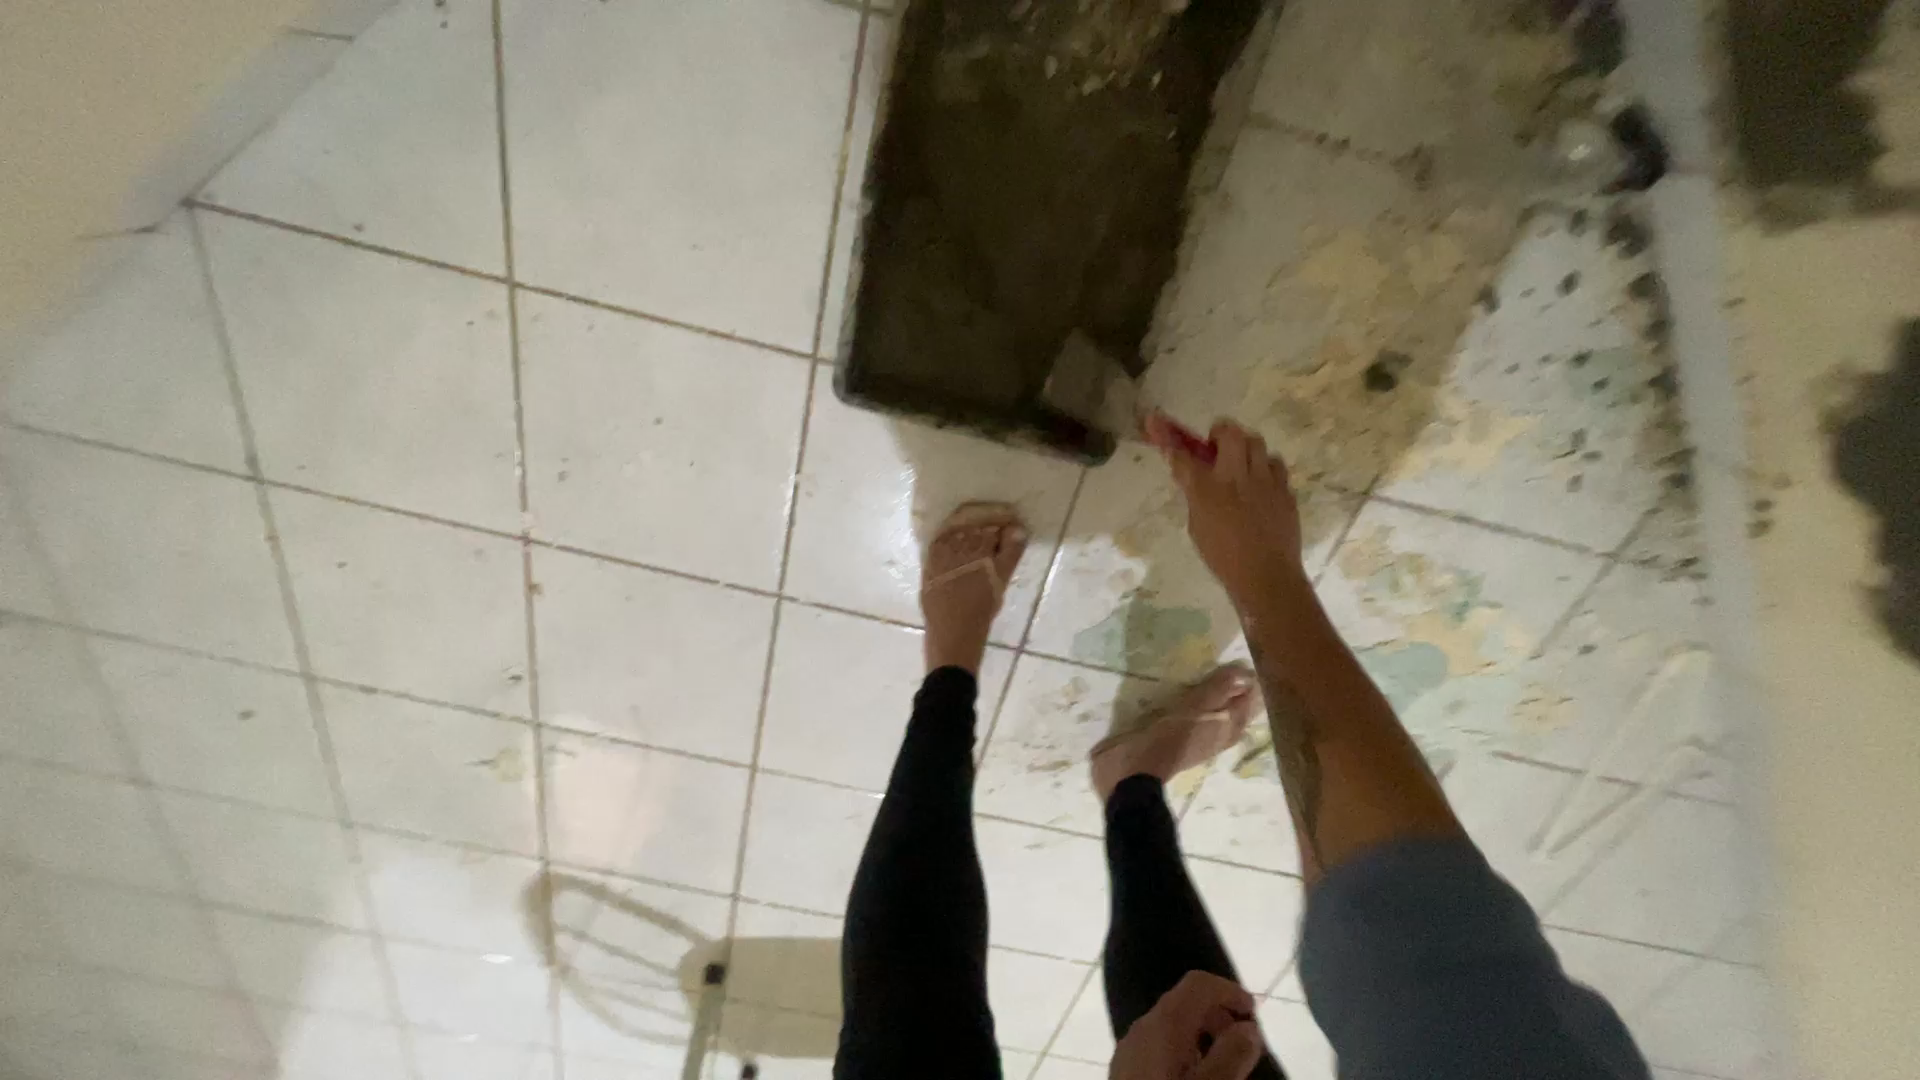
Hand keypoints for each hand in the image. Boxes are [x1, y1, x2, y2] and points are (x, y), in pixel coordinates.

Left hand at [1110, 971, 1265, 1079]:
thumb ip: (1231, 1057)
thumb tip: (1247, 1028)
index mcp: (1162, 1024)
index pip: (1197, 984)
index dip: (1229, 991)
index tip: (1256, 1017)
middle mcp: (1142, 1028)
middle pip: (1183, 1003)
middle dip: (1218, 1017)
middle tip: (1246, 1049)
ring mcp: (1129, 1050)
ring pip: (1170, 1028)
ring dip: (1201, 1037)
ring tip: (1225, 1070)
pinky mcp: (1124, 1072)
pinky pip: (1158, 1048)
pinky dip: (1183, 1053)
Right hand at [1144, 411, 1305, 609]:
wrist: (1266, 577)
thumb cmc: (1223, 558)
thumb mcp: (1197, 527)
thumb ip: (1196, 496)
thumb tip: (1197, 478)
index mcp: (1207, 490)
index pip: (1182, 455)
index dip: (1166, 436)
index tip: (1154, 419)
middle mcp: (1236, 477)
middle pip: (1230, 432)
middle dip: (1220, 433)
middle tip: (1215, 447)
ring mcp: (1265, 481)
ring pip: (1257, 443)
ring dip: (1245, 449)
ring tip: (1240, 466)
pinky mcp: (1285, 490)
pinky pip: (1274, 465)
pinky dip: (1264, 468)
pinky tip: (1260, 485)